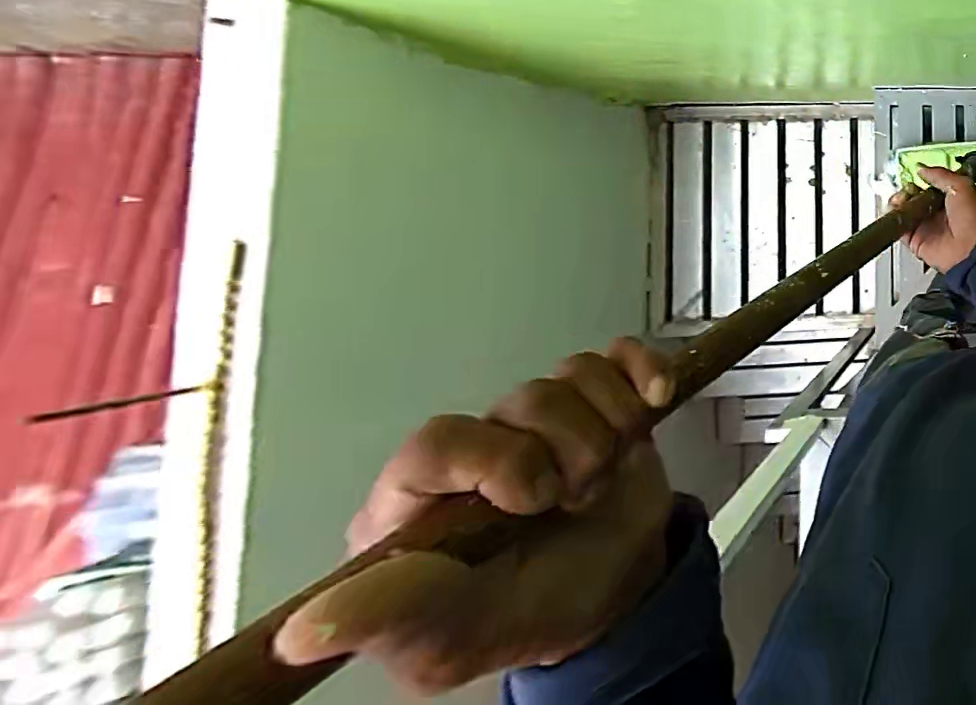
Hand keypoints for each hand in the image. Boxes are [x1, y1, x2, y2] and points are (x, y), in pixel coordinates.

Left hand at [272, 338, 679, 693]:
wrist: (611, 587)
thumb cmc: (527, 612)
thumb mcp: (453, 636)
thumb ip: (396, 616)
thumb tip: (304, 633)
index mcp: (427, 496)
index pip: (440, 439)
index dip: (497, 458)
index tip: (536, 499)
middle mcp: (484, 443)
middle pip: (527, 399)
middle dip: (574, 452)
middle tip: (580, 499)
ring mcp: (548, 415)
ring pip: (577, 375)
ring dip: (613, 426)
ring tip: (611, 472)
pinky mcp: (603, 396)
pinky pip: (620, 355)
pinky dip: (644, 370)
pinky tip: (656, 398)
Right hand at [891, 165, 975, 273]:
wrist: (972, 247)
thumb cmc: (974, 218)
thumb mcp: (960, 185)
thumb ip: (940, 175)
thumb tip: (922, 168)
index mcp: (950, 199)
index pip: (928, 186)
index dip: (919, 181)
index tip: (914, 176)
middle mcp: (937, 213)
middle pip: (913, 198)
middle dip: (906, 191)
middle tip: (907, 190)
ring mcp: (927, 227)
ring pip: (904, 212)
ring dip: (898, 203)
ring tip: (901, 199)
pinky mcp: (917, 241)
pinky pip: (900, 229)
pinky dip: (895, 220)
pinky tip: (897, 211)